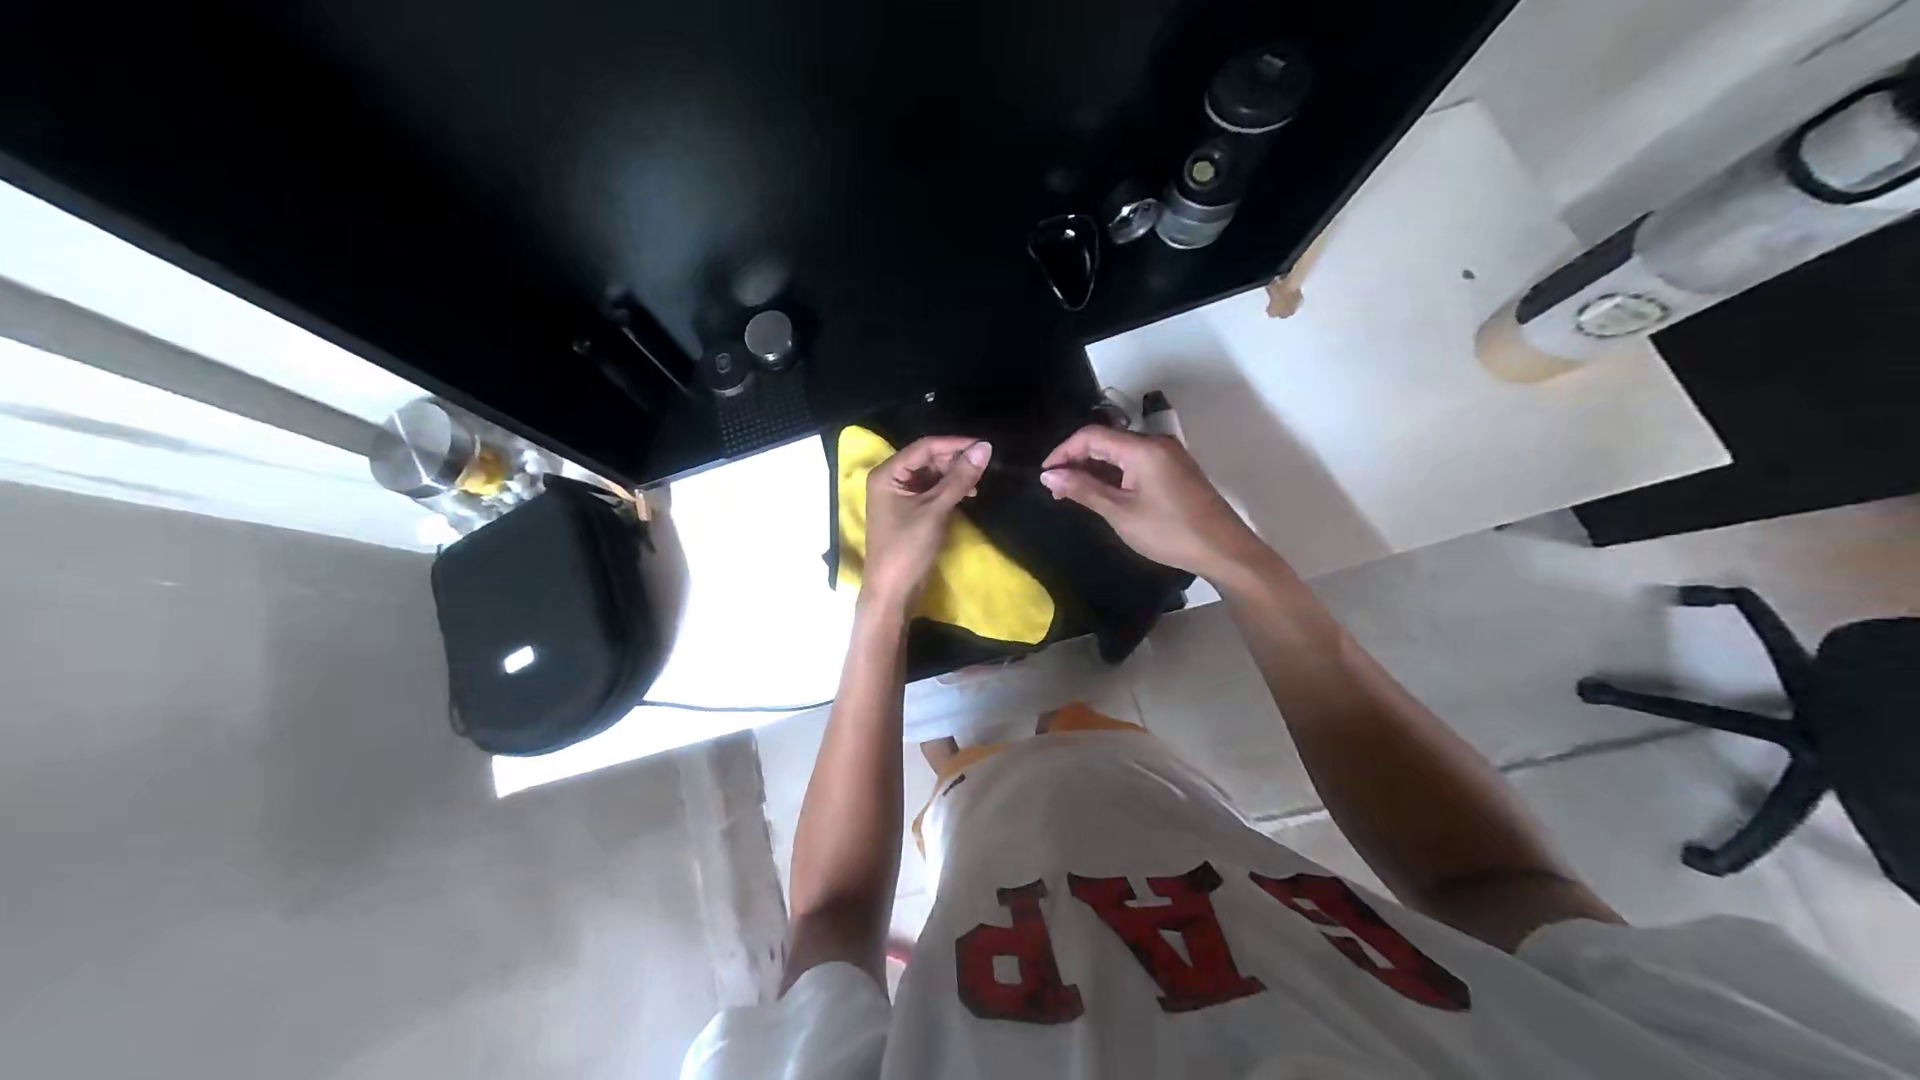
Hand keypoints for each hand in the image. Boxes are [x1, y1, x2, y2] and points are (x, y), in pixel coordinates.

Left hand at [862, 436, 993, 610]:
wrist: (893, 590)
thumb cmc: (908, 547)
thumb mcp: (936, 509)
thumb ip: (960, 478)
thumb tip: (985, 448)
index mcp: (888, 473)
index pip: (925, 447)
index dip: (955, 444)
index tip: (984, 445)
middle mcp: (890, 479)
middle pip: (928, 459)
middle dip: (955, 460)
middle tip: (984, 465)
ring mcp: (899, 496)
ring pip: (932, 475)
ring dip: (955, 476)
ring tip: (978, 482)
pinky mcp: (909, 511)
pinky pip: (931, 490)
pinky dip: (949, 490)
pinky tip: (968, 494)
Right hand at [1040, 426, 1270, 578]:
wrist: (1224, 550)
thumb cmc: (1169, 532)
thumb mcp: (1120, 513)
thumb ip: (1083, 490)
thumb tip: (1049, 476)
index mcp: (1142, 448)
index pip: (1091, 435)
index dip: (1063, 452)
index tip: (1045, 475)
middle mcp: (1155, 443)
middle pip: (1106, 441)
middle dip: (1077, 461)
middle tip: (1057, 490)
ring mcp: (1168, 456)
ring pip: (1120, 453)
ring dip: (1094, 469)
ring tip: (1074, 495)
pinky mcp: (1174, 470)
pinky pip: (1135, 463)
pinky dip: (1114, 475)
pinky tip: (1102, 494)